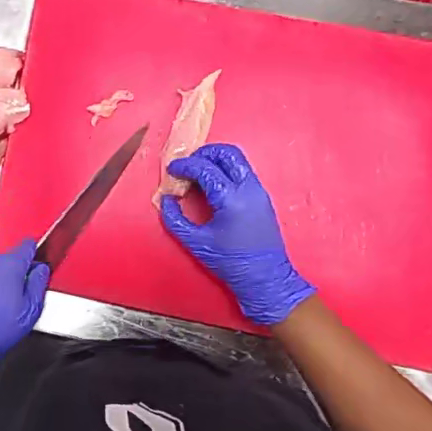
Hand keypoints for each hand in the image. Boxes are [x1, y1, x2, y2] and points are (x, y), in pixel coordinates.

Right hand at [160, 143, 315, 325]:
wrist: (264, 277)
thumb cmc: (230, 262)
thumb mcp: (195, 242)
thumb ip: (175, 219)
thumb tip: (166, 201)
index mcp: (230, 198)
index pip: (205, 168)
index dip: (185, 165)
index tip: (172, 169)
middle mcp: (248, 189)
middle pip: (226, 153)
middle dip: (203, 153)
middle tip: (187, 164)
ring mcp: (258, 191)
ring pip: (237, 160)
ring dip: (215, 160)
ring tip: (197, 173)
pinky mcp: (261, 198)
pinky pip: (242, 172)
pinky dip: (225, 170)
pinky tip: (212, 185)